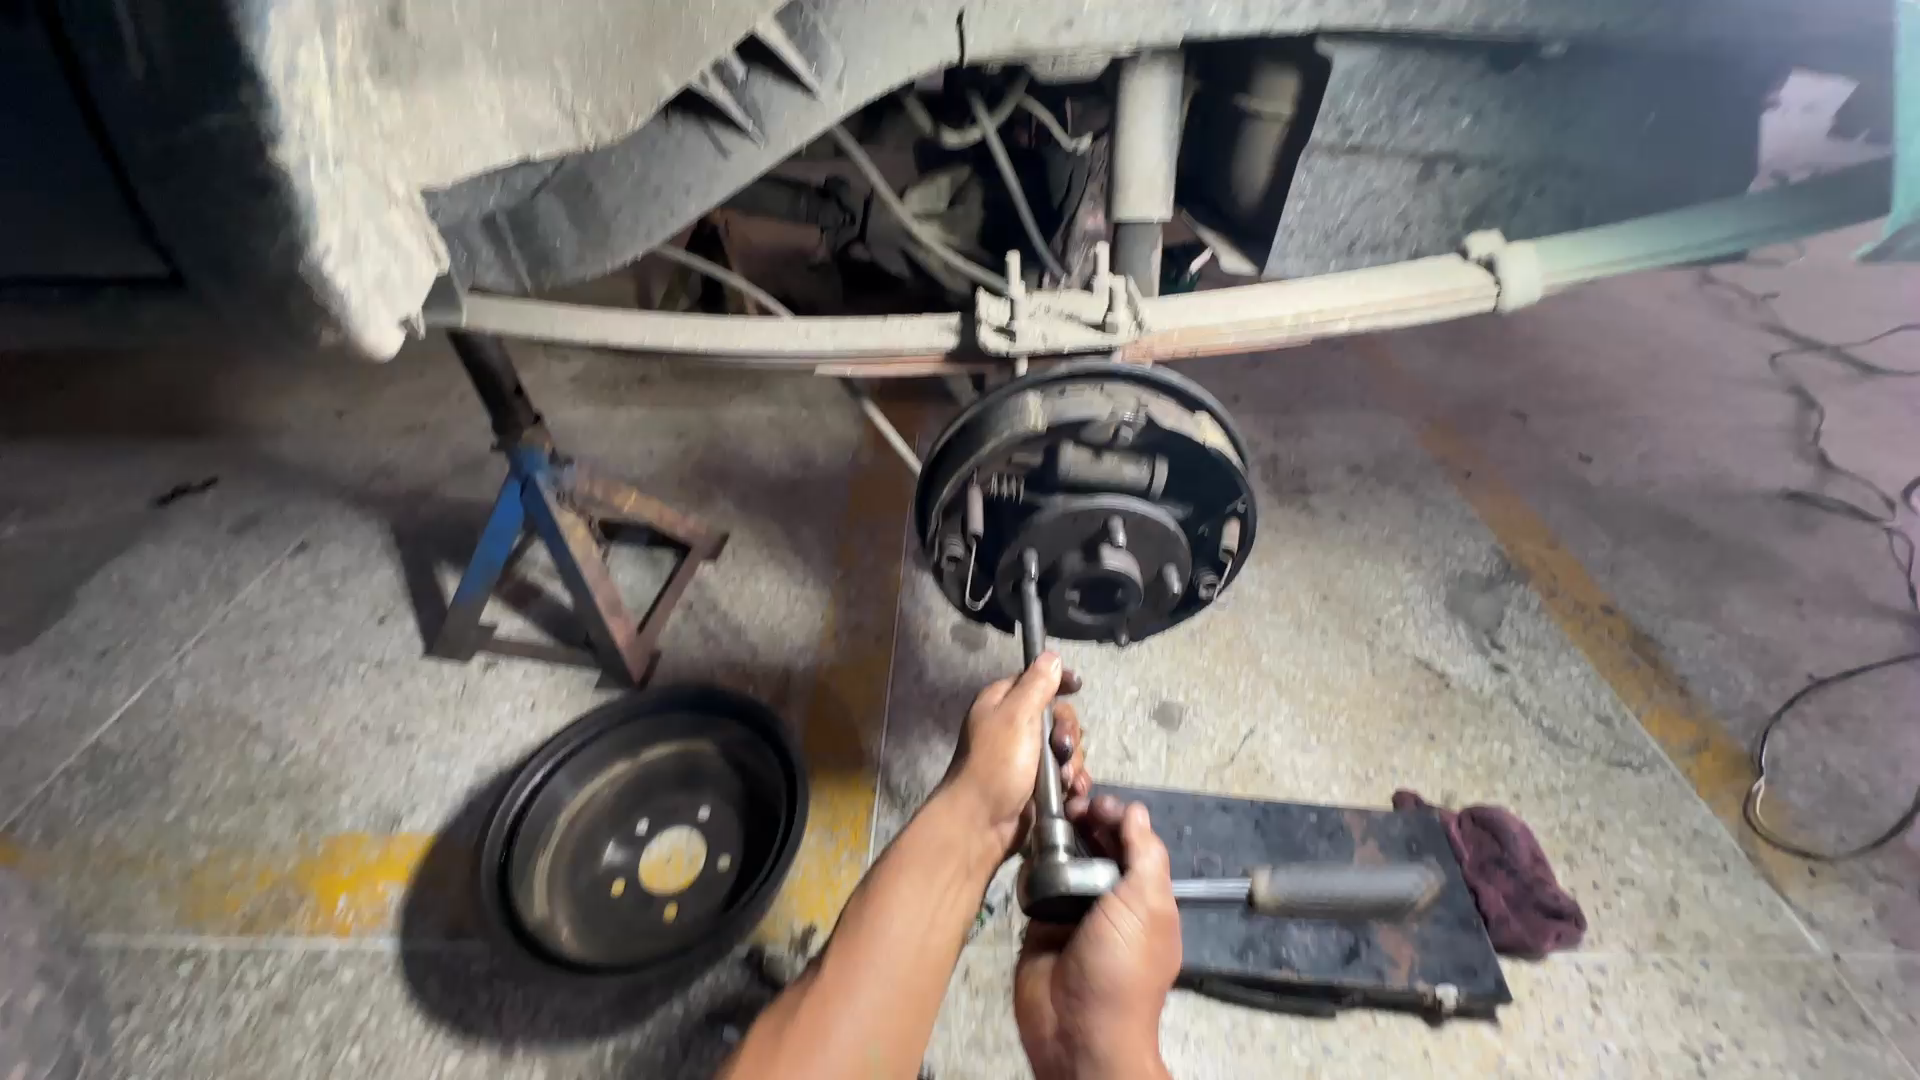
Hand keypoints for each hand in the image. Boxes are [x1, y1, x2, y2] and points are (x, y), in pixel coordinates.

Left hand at [938, 653, 1089, 856]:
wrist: (982, 822)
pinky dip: (1072, 780)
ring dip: (1072, 760)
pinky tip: (1072, 790)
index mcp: (1001, 702)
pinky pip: (1063, 771)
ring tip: (1065, 779)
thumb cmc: (996, 764)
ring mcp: (1024, 755)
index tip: (1077, 686)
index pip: (1035, 680)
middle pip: (1056, 715)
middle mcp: (1012, 725)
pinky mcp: (1035, 782)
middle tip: (1061, 749)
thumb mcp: (1016, 717)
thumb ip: (1036, 685)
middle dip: (1067, 733)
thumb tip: (1052, 655)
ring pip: (1063, 746)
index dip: (1058, 681)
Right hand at [1014, 798, 1181, 1079]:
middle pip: (1098, 844)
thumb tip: (1136, 810)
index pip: (1132, 840)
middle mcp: (1111, 898)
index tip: (1093, 801)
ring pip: (1066, 858)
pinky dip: (1034, 863)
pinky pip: (1038, 881)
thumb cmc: (1121, 965)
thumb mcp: (1146, 905)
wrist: (1077, 1030)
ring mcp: (1074, 908)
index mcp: (1145, 895)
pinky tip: (1028, 845)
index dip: (1115, 815)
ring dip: (1057, 837)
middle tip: (1065, 806)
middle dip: (1084, 820)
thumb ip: (1144, 853)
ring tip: (1043, 819)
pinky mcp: (1041, 918)